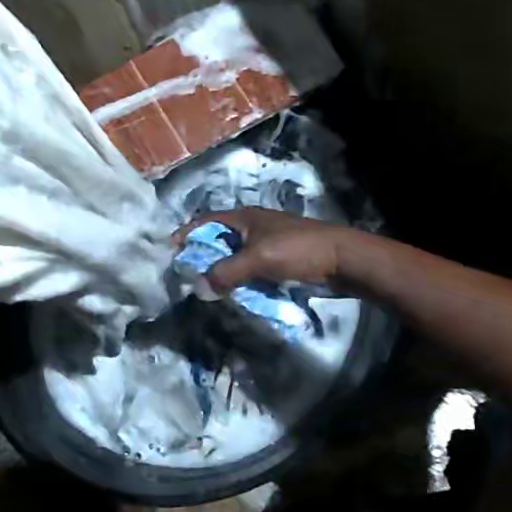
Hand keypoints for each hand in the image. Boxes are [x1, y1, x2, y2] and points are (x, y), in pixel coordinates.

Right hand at [174, 208, 356, 290]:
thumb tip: (199, 288)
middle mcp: (251, 227)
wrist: (342, 260)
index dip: (186, 233)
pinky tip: (231, 294)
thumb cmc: (299, 250)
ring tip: (204, 289)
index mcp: (245, 217)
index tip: (168, 251)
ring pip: (232, 257)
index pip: (205, 221)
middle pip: (217, 241)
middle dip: (200, 257)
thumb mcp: (258, 259)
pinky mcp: (276, 261)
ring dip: (220, 272)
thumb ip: (226, 272)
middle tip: (184, 277)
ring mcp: (265, 244)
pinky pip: (248, 270)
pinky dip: (237, 280)